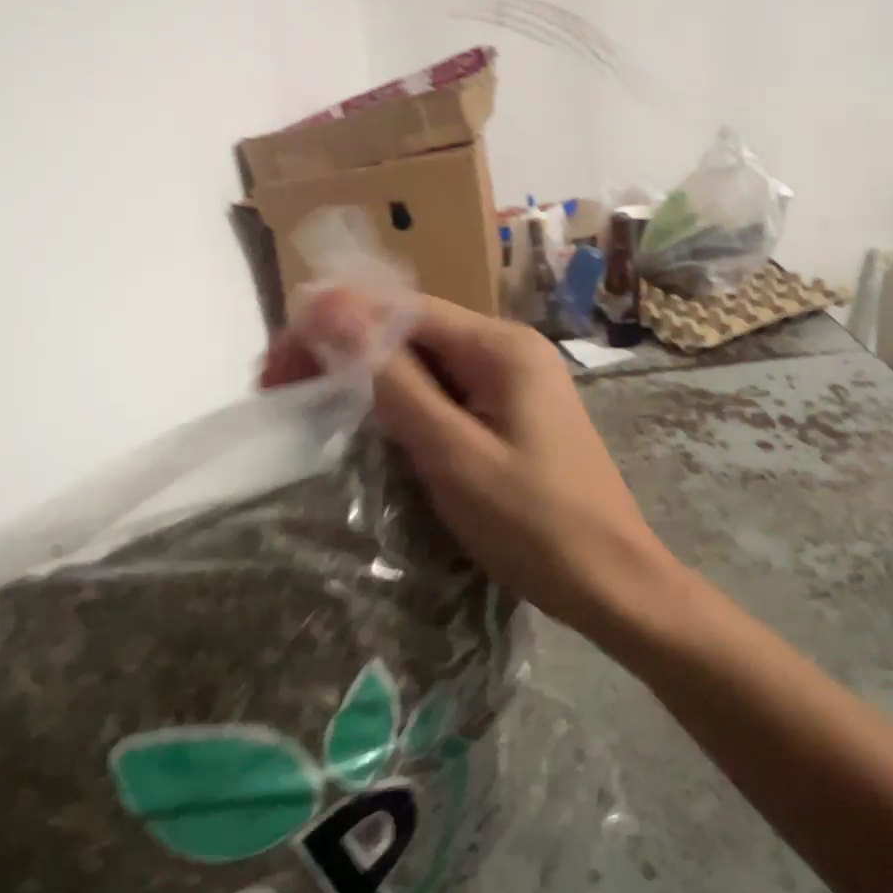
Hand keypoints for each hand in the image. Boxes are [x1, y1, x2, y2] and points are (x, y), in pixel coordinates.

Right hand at [261, 291, 678, 630]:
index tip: (277, 370)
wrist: (615, 584)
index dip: (330, 328)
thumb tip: (331, 308)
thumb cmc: (536, 526)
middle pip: (408, 332)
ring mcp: (513, 383)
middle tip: (281, 393)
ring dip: (366, 381)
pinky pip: (445, 396)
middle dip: (342, 354)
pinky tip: (368, 428)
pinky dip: (402, 408)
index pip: (396, 310)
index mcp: (499, 346)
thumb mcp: (454, 454)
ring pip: (423, 365)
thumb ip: (393, 380)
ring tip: (310, 410)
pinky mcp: (511, 415)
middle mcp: (507, 349)